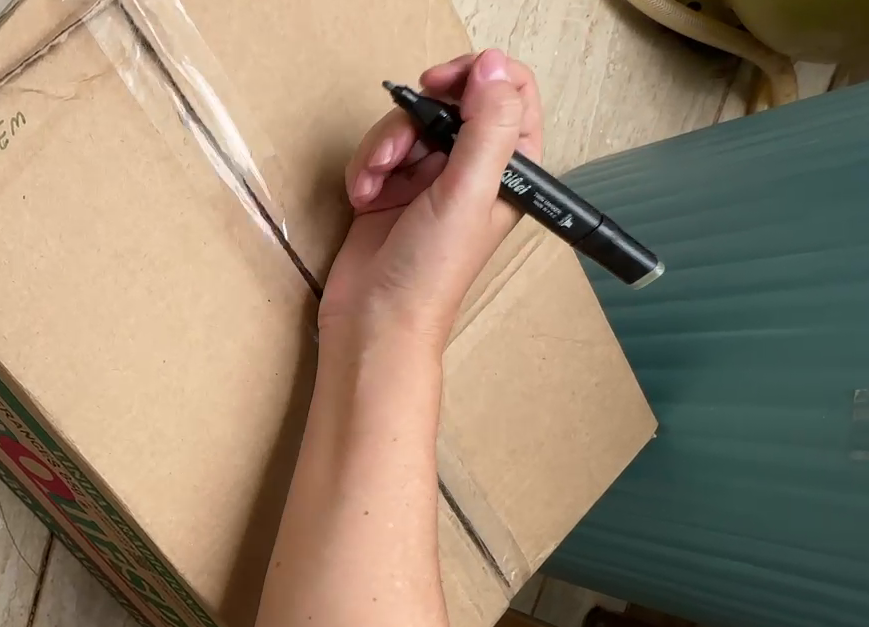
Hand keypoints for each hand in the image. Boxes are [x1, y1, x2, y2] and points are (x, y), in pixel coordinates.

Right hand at [319, 50, 542, 349]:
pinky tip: (360, 197)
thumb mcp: (469, 192)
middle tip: (395, 148)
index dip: (477, 75)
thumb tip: (491, 63)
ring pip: (404, 130)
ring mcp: (423, 183)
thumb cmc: (429, 270)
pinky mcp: (383, 196)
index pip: (508, 92)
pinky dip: (363, 171)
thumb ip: (487, 124)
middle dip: (413, 120)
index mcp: (508, 166)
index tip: (437, 83)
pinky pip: (374, 158)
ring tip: (371, 182)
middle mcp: (467, 169)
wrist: (372, 321)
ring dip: (380, 149)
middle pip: (445, 105)